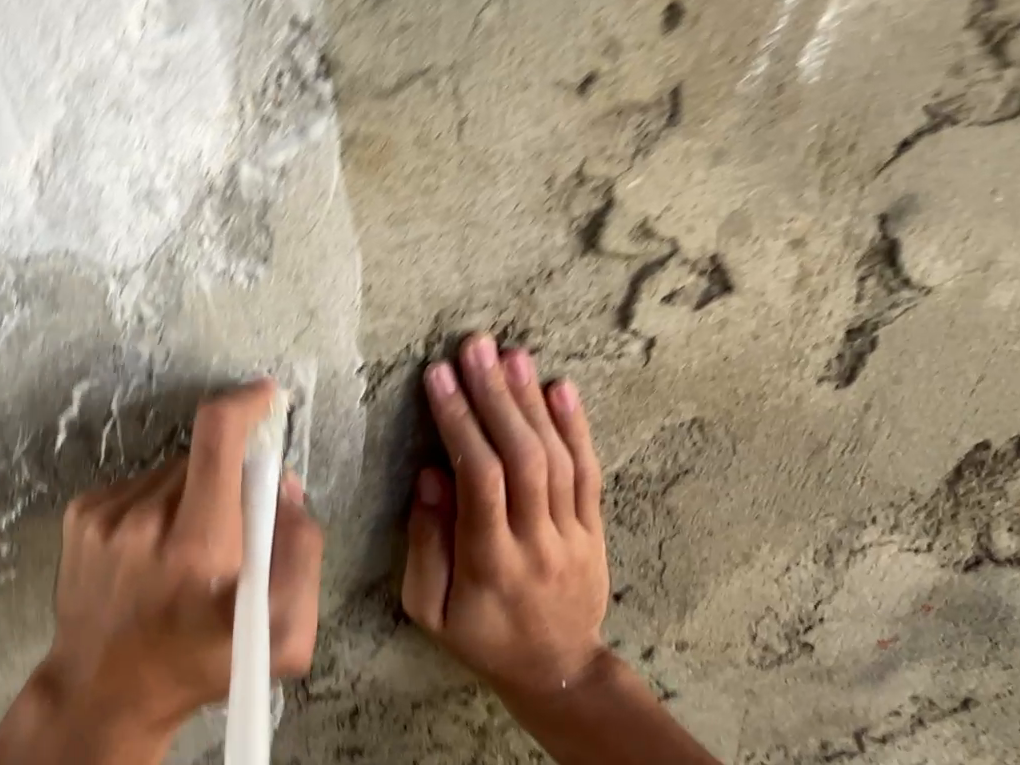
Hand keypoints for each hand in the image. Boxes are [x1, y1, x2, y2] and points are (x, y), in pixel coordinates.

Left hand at [0, 380, 323, 763]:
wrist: (102, 688)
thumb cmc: (197, 665)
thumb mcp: (278, 639)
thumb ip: (300, 555)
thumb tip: (284, 488)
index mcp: (196, 546)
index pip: (218, 438)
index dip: (246, 405)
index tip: (265, 396)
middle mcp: (145, 521)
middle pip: (202, 461)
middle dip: (227, 480)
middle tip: (230, 528)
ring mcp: (106, 515)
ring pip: (169, 474)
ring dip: (188, 497)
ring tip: (182, 552)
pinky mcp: (81, 513)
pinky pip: (136, 486)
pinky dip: (154, 506)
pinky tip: (149, 551)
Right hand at [401, 334, 609, 695]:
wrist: (559, 673)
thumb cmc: (480, 637)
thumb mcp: (429, 609)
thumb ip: (425, 545)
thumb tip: (430, 476)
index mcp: (490, 560)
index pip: (478, 477)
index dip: (459, 421)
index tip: (436, 376)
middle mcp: (538, 541)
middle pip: (521, 456)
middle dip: (494, 395)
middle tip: (473, 346)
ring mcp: (573, 533)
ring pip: (556, 457)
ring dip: (530, 400)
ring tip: (509, 354)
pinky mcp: (594, 528)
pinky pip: (589, 472)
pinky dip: (576, 426)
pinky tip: (559, 387)